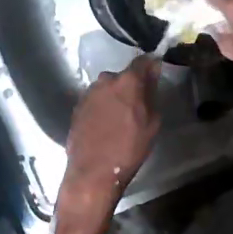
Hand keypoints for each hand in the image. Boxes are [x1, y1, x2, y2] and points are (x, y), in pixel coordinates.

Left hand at [61, 56, 159, 217]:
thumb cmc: (129, 148)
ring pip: (107, 88)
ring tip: (120, 117)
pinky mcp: (77, 106)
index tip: (156, 72)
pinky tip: (105, 124)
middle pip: (123, 76)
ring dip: (115, 96)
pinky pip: (96, 100)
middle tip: (138, 104)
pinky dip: (102, 107)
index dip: (150, 65)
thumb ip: (151, 93)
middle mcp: (105, 80)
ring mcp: (88, 93)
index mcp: (127, 81)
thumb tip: (152, 73)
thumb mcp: (152, 122)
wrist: (93, 172)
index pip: (142, 61)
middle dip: (131, 85)